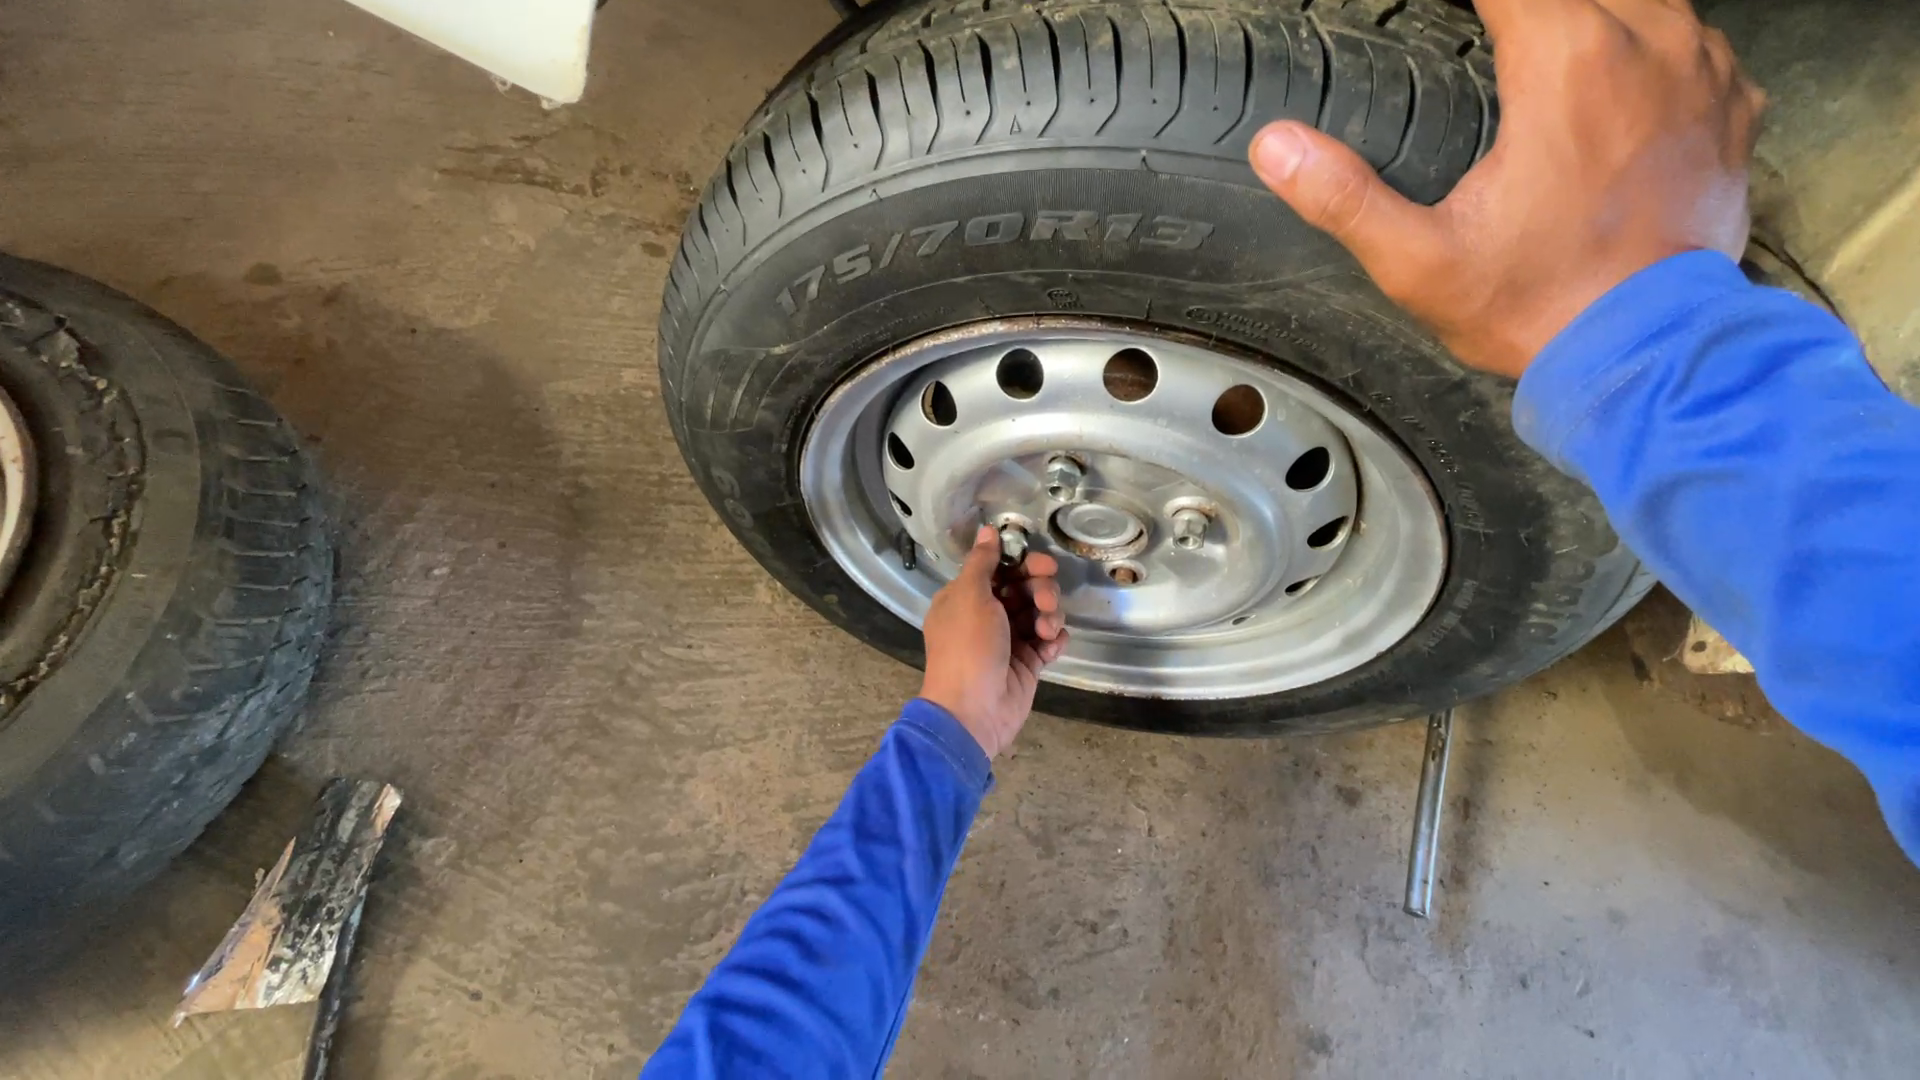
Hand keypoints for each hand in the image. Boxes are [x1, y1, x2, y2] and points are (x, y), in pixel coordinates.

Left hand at [919, 526, 1068, 758]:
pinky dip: (1054, 640)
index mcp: (965, 597)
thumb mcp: (970, 595)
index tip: (1044, 565)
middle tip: (1047, 600)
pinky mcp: (1027, 663)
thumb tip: (987, 531)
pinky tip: (1052, 645)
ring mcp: (1008, 641)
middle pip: (1024, 589)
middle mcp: (986, 616)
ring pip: (1039, 614)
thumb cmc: (968, 647)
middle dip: (1042, 590)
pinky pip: (1048, 642)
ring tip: (1046, 630)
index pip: (1000, 570)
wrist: (973, 711)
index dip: (1024, 564)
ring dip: (1049, 616)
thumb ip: (982, 562)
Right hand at [1248, 0, 1764, 377]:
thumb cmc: (1527, 304)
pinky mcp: (1730, 109)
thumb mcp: (1414, 260)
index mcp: (1567, 65)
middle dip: (1521, 10)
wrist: (1638, 351)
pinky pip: (1693, 42)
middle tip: (1480, 37)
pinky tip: (1616, 84)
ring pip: (1641, 0)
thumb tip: (1273, 144)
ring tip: (1535, 53)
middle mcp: (1649, 44)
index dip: (1470, 1)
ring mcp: (1703, 72)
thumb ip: (1342, 196)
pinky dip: (1649, 47)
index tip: (1442, 19)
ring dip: (1584, 18)